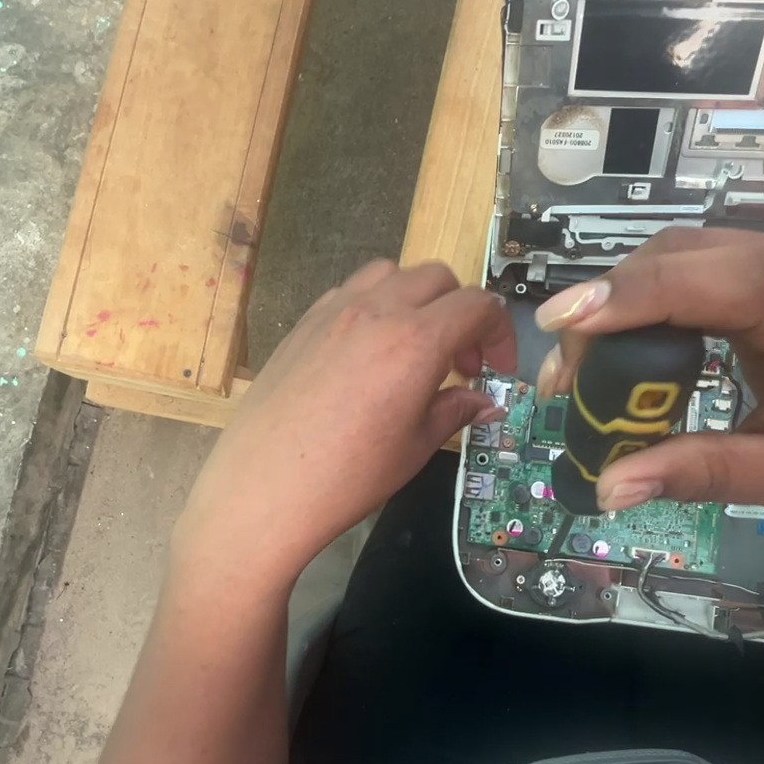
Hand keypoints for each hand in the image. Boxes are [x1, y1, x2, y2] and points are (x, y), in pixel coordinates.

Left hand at [173, 260, 515, 585]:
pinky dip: (375, 307)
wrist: (264, 489)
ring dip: (417, 300)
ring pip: (391, 274)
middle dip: (461, 313)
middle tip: (460, 364)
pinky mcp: (303, 323)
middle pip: (438, 279)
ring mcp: (333, 311)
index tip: (495, 371)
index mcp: (415, 341)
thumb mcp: (415, 447)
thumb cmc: (348, 477)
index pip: (477, 306)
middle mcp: (376, 310)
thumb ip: (454, 411)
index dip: (499, 334)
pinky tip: (368, 353)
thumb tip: (484, 402)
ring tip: (414, 348)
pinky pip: (350, 292)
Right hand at [533, 229, 763, 514]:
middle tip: (564, 370)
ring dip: (621, 299)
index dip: (653, 292)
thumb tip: (609, 487)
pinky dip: (641, 299)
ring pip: (685, 250)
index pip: (745, 282)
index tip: (572, 319)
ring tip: (580, 364)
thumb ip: (700, 474)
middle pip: (698, 253)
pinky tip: (616, 340)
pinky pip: (690, 264)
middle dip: (617, 301)